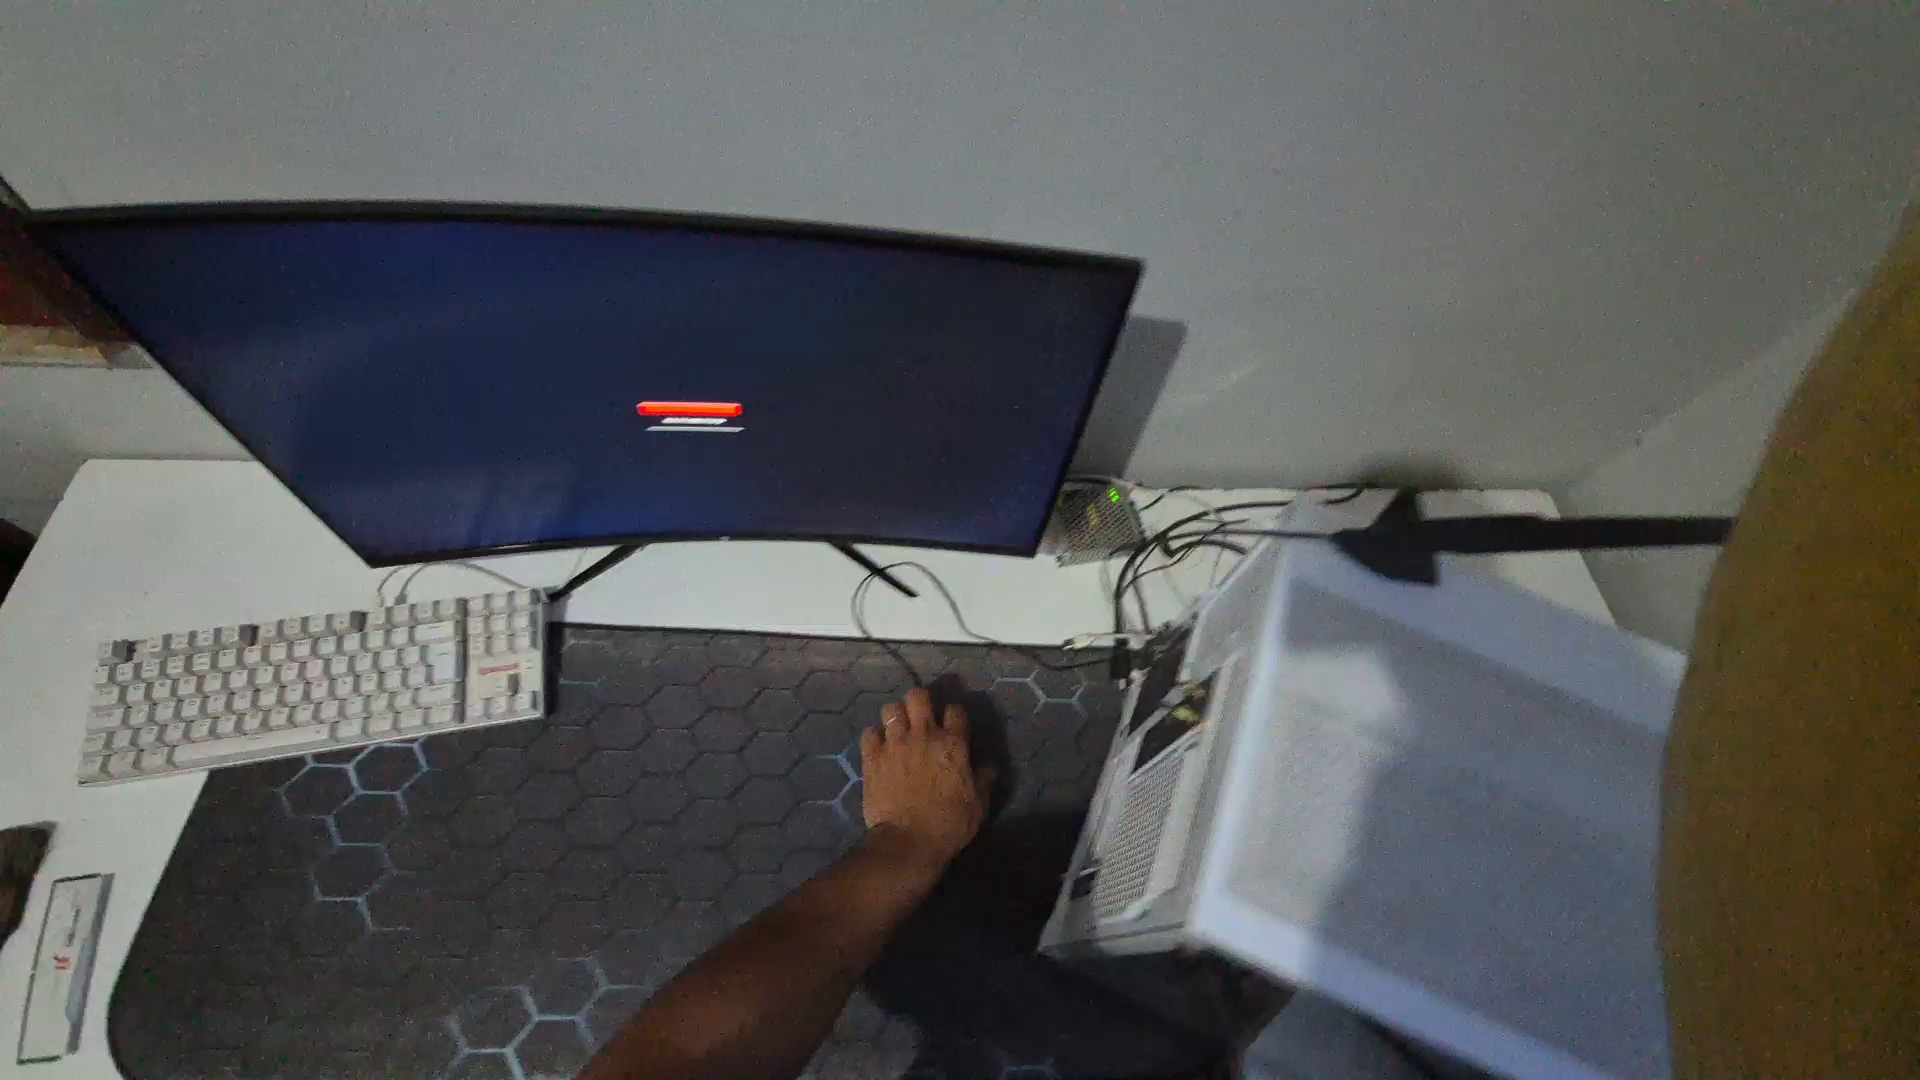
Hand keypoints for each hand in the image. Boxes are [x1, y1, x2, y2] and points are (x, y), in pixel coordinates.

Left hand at [860, 687, 991, 872]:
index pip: (955, 709)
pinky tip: (879, 748)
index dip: (954, 713)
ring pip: (891, 708)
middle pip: (918, 695)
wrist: (908, 841)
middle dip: (920, 701)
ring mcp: (895, 744)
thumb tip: (989, 766)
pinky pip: (869, 733)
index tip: (952, 724)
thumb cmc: (948, 824)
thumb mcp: (978, 806)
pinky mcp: (872, 757)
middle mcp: (924, 735)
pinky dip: (874, 738)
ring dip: (895, 716)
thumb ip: (984, 781)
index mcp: (952, 744)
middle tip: (921, 716)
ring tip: (897, 729)